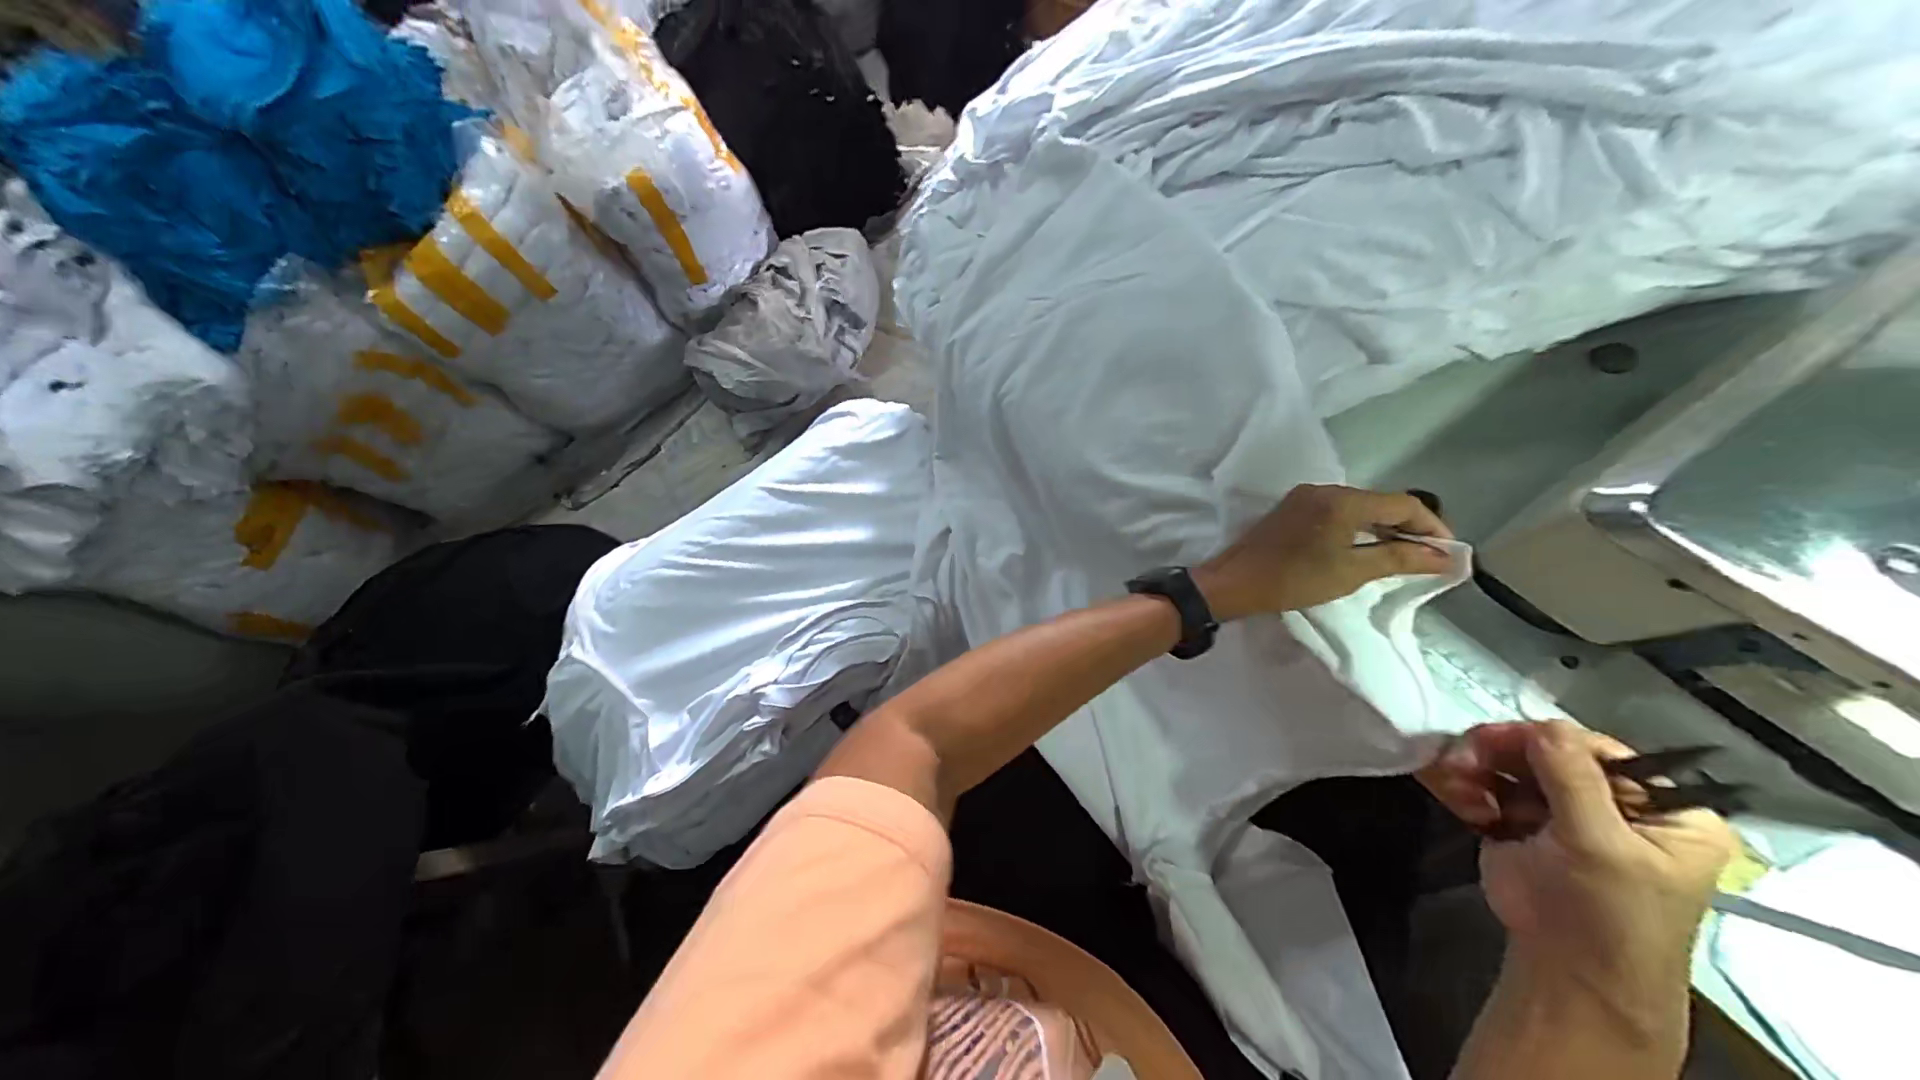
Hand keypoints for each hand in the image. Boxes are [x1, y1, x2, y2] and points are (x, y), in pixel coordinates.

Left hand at [1192, 484, 1453, 619]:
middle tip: (1430, 557)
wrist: (1234, 582)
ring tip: (1404, 555)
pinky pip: (1337, 512)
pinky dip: (1358, 527)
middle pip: (1381, 502)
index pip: (1403, 504)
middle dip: (1410, 527)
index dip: (1432, 526)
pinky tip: (1367, 547)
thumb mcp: (1352, 572)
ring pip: (1359, 507)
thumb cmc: (1294, 579)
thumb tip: (1444, 558)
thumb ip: (1399, 559)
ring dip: (1383, 527)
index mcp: (1342, 500)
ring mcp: (1305, 497)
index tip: (1449, 552)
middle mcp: (1325, 489)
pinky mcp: (1292, 509)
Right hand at [1468, 721, 1735, 1015]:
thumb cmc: (1606, 914)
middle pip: (1549, 752)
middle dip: (1502, 753)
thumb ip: (1573, 779)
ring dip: (1477, 768)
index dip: (1549, 741)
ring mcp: (1565, 811)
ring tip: (1459, 785)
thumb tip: (1544, 723)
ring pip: (1512, 764)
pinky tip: (1463, 803)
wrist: (1566, 973)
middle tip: (1464, 760)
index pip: (1601, 750)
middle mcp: (1616, 802)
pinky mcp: (1520, 820)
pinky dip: (1468, 787)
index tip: (1500, 741)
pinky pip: (1490, 785)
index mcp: (1665, 807)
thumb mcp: (1601, 845)